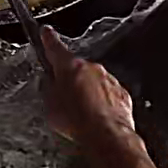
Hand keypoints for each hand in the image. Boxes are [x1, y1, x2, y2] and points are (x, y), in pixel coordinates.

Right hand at [39, 27, 142, 157]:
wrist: (106, 136)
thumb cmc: (77, 121)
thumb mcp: (50, 106)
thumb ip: (48, 89)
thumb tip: (48, 83)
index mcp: (69, 66)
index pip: (55, 47)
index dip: (48, 39)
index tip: (45, 31)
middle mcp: (91, 68)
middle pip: (75, 68)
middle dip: (70, 80)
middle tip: (64, 99)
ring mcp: (108, 79)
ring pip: (93, 81)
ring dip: (87, 93)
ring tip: (81, 115)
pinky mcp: (121, 93)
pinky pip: (107, 93)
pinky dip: (101, 102)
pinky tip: (96, 118)